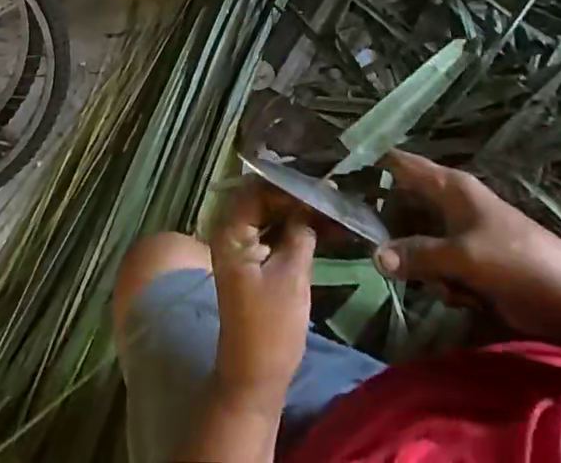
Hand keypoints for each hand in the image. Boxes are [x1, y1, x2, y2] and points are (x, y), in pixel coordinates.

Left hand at [208, 179, 317, 400]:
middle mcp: (228, 233)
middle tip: (331, 194)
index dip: (288, 187)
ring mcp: (238, 248)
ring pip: (267, 217)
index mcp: (230, 231)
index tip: (321, 186)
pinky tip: (319, 229)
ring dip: (295, 213)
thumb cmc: (272, 326)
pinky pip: (269, 235)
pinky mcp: (249, 263)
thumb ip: (300, 234)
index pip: (257, 190)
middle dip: (294, 197)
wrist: (254, 375)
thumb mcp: (292, 275)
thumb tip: (312, 206)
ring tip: (331, 208)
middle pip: (261, 201)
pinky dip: (291, 231)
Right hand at [374, 150, 560, 337]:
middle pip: (401, 202)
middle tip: (366, 241)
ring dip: (418, 260)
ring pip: (416, 237)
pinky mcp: (471, 258)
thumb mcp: (462, 257)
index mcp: (450, 186)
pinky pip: (437, 262)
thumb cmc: (519, 262)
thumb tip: (373, 256)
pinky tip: (457, 296)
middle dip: (388, 226)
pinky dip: (441, 279)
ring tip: (433, 281)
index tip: (336, 172)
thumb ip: (416, 254)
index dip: (368, 163)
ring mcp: (461, 231)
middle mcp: (451, 201)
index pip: (398, 162)